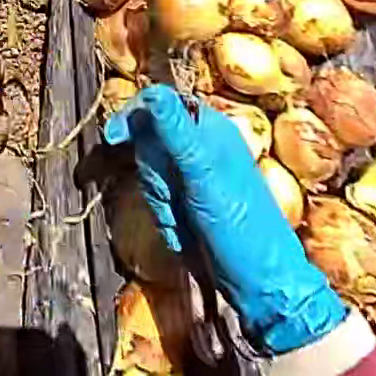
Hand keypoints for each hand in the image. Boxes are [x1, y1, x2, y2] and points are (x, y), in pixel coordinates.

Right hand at [105, 85, 347, 355]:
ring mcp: (195, 174)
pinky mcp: (190, 201)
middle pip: (150, 140)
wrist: (262, 284)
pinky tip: (182, 232)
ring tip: (181, 220)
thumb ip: (175, 129)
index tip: (114, 138)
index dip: (134, 116)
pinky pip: (160, 198)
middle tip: (170, 196)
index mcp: (208, 125)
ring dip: (161, 201)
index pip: (160, 102)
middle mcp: (200, 144)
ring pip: (152, 172)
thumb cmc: (238, 223)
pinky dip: (166, 216)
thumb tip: (152, 91)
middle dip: (154, 173)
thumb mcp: (202, 172)